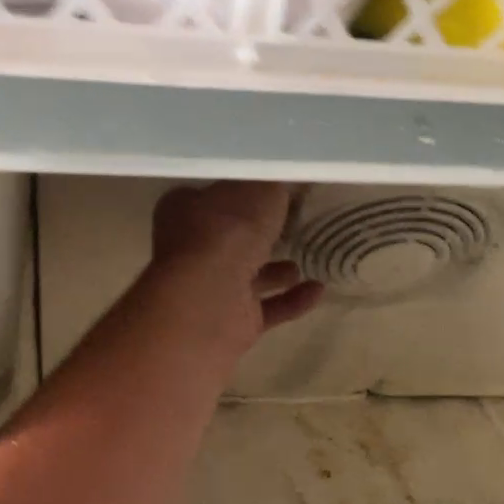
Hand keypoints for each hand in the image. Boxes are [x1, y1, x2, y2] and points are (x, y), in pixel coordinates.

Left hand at [145, 182, 322, 353]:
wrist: (209, 301)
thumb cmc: (227, 231)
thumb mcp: (260, 188)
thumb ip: (274, 183)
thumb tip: (282, 181)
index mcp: (185, 209)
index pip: (212, 195)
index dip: (240, 192)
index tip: (269, 191)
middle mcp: (191, 249)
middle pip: (229, 237)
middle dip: (255, 234)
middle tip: (289, 226)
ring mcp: (210, 288)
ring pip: (245, 275)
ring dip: (274, 270)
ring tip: (303, 260)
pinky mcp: (232, 322)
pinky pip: (267, 308)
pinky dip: (291, 300)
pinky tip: (318, 289)